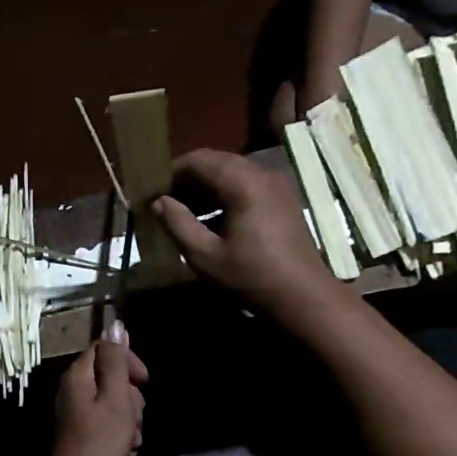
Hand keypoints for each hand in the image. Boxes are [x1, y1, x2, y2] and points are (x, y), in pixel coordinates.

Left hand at [52, 321, 147, 455]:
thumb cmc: (100, 439)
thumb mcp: (116, 398)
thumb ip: (117, 361)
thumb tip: (115, 323)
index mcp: (79, 375)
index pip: (105, 348)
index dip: (128, 361)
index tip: (144, 382)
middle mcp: (74, 387)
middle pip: (112, 375)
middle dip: (131, 396)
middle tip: (134, 417)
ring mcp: (78, 408)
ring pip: (114, 399)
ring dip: (130, 417)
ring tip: (131, 437)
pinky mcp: (84, 426)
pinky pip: (109, 417)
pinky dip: (121, 430)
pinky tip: (126, 447)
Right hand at [153, 149, 343, 317]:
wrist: (302, 295)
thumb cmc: (250, 277)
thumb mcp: (205, 255)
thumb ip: (178, 224)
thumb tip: (158, 203)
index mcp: (243, 183)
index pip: (199, 160)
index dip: (172, 172)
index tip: (154, 191)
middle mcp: (262, 173)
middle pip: (217, 161)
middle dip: (188, 178)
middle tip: (166, 201)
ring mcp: (276, 184)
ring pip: (233, 171)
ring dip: (206, 186)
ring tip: (185, 212)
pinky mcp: (283, 198)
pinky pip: (248, 183)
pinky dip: (225, 193)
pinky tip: (212, 219)